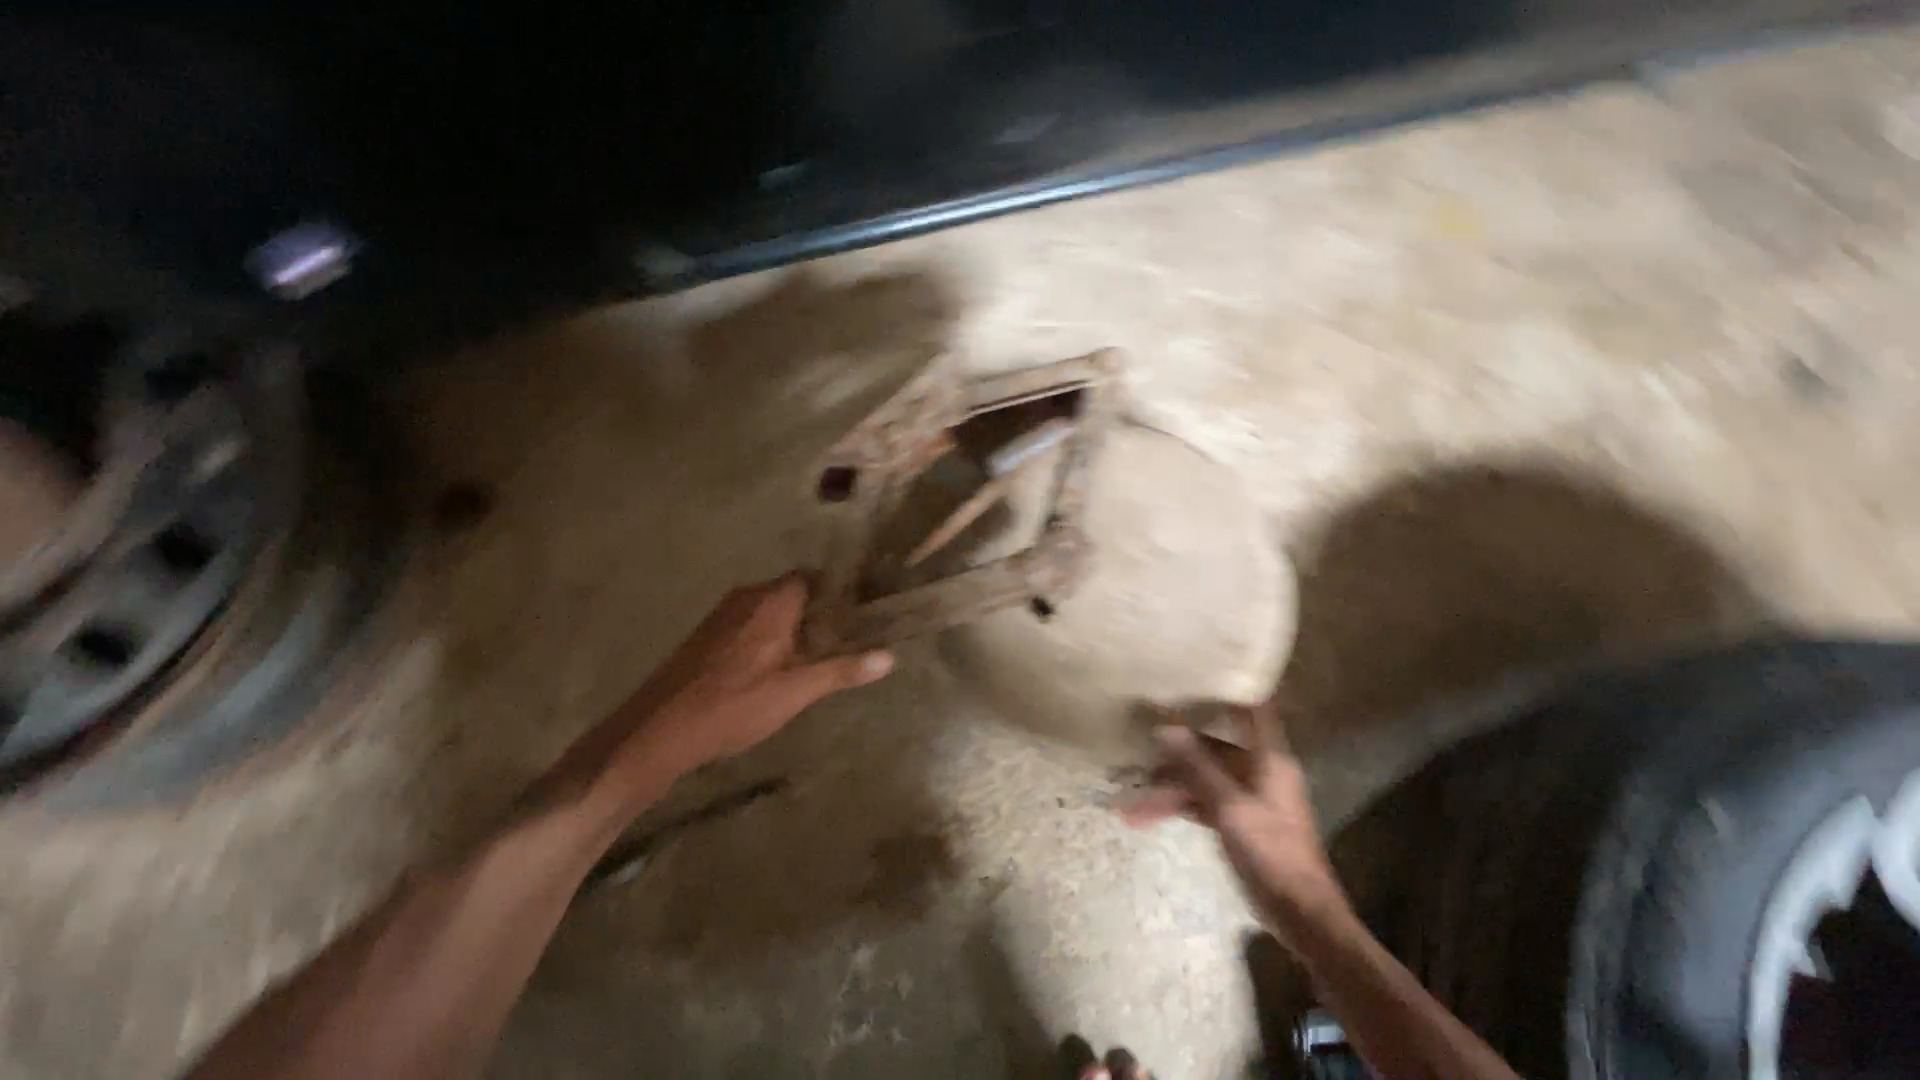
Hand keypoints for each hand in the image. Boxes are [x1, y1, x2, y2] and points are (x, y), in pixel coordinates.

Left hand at [638, 573, 893, 766]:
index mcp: (771, 601)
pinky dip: (767, 637)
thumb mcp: (796, 691)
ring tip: (814, 656)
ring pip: (768, 610)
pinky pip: (748, 624)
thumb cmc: (734, 705)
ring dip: (791, 627)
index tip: (859, 611)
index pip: (812, 577)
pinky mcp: (706, 636)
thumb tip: (889, 657)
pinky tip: (775, 668)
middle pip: (791, 592)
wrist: (660, 729)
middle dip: (817, 612)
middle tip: (843, 639)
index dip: (838, 591)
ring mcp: (721, 616)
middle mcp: (746, 598)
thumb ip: (841, 670)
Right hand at [1121, 703, 1346, 937]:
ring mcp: (1249, 797)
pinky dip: (1179, 808)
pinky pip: (1204, 803)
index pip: (1251, 709)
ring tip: (1128, 808)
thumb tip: (1165, 728)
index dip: (1226, 691)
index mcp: (1269, 758)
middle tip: (1134, 760)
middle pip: (1212, 750)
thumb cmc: (1271, 852)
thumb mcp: (1229, 807)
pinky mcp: (1240, 821)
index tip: (1191, 678)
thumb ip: (1197, 766)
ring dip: (1168, 791)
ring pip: (1202, 780)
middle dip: (1172, 756)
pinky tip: (1147, 817)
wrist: (1299, 911)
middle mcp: (1259, 770)